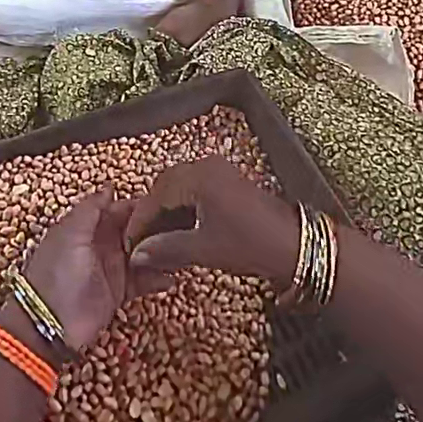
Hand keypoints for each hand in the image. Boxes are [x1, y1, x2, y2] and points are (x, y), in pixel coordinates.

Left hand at [19, 188, 166, 352]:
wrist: (48, 326)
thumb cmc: (57, 274)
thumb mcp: (70, 235)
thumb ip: (90, 210)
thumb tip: (110, 188)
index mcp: (89, 227)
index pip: (120, 209)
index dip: (141, 205)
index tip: (166, 202)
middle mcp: (103, 244)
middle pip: (135, 230)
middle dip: (157, 227)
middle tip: (183, 225)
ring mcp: (112, 268)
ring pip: (143, 253)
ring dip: (160, 251)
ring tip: (182, 248)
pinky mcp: (120, 292)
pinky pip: (144, 280)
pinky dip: (158, 278)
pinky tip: (174, 275)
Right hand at [124, 157, 300, 284]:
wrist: (293, 245)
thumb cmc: (250, 244)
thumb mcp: (204, 248)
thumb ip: (166, 248)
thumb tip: (136, 255)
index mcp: (200, 176)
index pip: (157, 193)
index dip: (140, 219)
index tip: (128, 243)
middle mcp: (208, 166)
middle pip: (166, 185)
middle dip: (151, 213)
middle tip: (139, 241)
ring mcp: (220, 172)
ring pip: (180, 188)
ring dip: (166, 211)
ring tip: (155, 239)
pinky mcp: (228, 183)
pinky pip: (194, 190)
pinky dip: (182, 209)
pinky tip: (177, 231)